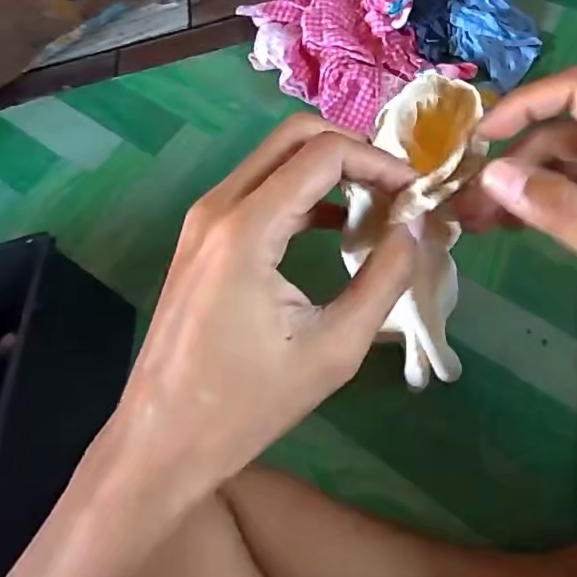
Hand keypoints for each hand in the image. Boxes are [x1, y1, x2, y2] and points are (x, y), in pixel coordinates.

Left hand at [105, 113, 420, 502]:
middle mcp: (219, 205)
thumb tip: (416, 227)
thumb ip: (384, 279)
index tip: (415, 190)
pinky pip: (260, 187)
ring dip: (327, 166)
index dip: (377, 161)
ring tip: (376, 200)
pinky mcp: (203, 233)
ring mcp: (205, 216)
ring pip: (275, 156)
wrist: (160, 440)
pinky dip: (303, 189)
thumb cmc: (247, 404)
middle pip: (294, 136)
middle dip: (352, 148)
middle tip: (395, 184)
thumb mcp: (334, 349)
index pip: (323, 154)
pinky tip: (336, 223)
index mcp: (246, 228)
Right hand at [464, 68, 576, 360]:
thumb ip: (566, 215)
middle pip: (562, 127)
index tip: (479, 139)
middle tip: (467, 200)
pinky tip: (510, 224)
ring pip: (564, 156)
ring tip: (478, 219)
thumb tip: (495, 174)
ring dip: (521, 181)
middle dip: (512, 157)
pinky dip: (542, 199)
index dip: (522, 104)